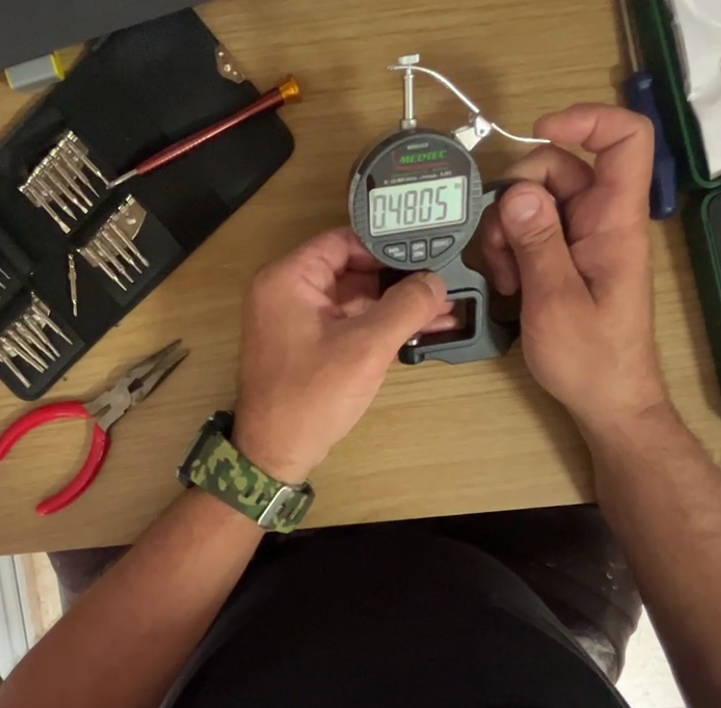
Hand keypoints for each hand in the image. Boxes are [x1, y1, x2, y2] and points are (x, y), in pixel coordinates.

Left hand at [233, 227, 449, 483]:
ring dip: (397, 308)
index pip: (344, 241)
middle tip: (444, 281)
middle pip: (353, 270)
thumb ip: (405, 307)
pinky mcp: (308, 349)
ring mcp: (296, 323)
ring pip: (356, 302)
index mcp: (287, 279)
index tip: (427, 250)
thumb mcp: (365, 347)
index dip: (387, 245)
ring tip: (444, 311)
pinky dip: (381, 330)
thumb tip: (436, 283)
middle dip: (400, 280)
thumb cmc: (310, 398)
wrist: (276, 454)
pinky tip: (421, 333)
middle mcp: (287, 293)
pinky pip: (349, 327)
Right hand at [474, 104, 669, 436]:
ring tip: (504, 275)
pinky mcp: (567, 262)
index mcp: (615, 222)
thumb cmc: (591, 359)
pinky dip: (514, 250)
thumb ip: (537, 243)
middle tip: (500, 243)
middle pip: (562, 169)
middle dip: (519, 195)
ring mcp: (583, 242)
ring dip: (509, 229)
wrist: (608, 401)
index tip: (538, 133)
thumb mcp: (556, 302)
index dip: (586, 121)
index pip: (625, 140)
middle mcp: (602, 222)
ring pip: (539, 203)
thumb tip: (517, 192)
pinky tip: (509, 284)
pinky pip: (535, 234)